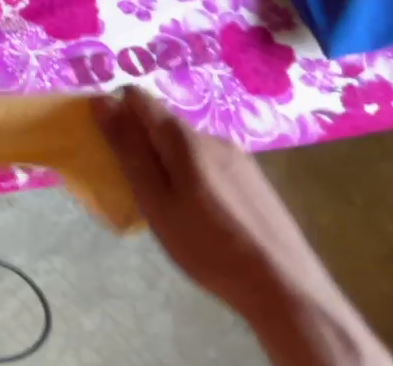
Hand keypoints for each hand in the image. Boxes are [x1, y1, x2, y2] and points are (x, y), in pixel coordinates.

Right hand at [92, 87, 335, 318]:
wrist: (290, 294)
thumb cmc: (207, 246)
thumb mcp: (153, 198)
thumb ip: (127, 147)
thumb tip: (101, 99)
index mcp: (184, 138)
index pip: (137, 98)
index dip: (116, 113)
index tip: (110, 146)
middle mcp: (214, 137)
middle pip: (162, 123)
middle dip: (141, 142)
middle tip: (138, 186)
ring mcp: (241, 160)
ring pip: (186, 145)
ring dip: (167, 161)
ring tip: (171, 205)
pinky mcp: (256, 182)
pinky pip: (209, 163)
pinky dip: (192, 176)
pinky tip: (203, 214)